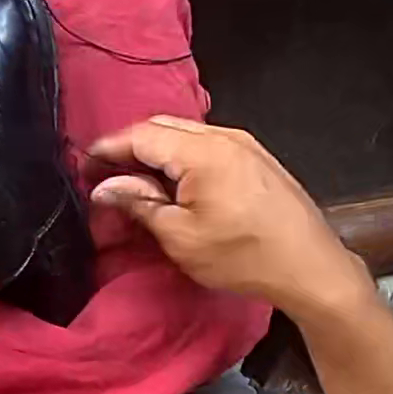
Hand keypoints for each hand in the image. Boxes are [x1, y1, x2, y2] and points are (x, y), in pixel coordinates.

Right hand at [88, 116, 369, 315]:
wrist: (309, 267)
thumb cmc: (240, 256)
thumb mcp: (180, 236)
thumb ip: (139, 203)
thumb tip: (104, 187)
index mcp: (201, 151)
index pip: (141, 135)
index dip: (107, 148)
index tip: (83, 166)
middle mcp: (223, 135)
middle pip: (163, 127)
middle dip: (129, 146)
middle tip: (104, 174)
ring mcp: (244, 144)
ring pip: (185, 135)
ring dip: (155, 151)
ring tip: (133, 179)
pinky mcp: (256, 158)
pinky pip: (206, 145)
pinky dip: (180, 157)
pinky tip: (172, 181)